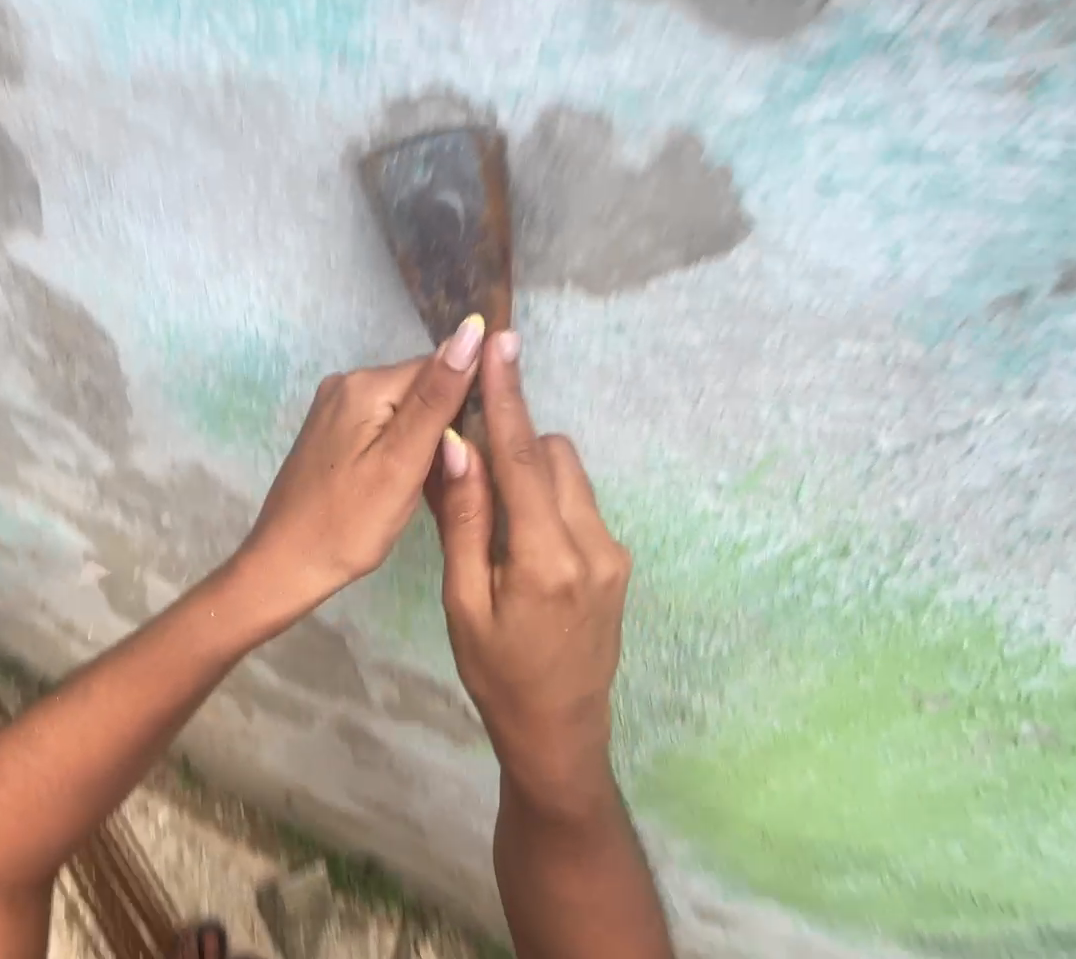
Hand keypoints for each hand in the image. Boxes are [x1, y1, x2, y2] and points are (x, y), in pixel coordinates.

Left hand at [238, 315, 486, 615]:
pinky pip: (383, 426)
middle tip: (455, 473)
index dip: (469, 404)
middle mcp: (347, 383)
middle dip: (446, 424)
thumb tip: (472, 329)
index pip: (442, 368)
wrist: (285, 564)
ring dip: (426, 438)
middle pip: (422, 387)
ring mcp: (335, 407)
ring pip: (405, 409)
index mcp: (366, 384)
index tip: (477, 447)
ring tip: (431, 483)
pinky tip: (403, 481)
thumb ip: (438, 396)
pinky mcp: (331, 431)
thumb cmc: (350, 523)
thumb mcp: (402, 462)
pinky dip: (401, 448)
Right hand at [424, 331, 631, 811]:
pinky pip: (577, 502)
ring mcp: (614, 552)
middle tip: (465, 467)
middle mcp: (594, 544)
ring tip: (491, 516)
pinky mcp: (619, 561)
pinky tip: (519, 540)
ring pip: (567, 474)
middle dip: (508, 444)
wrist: (559, 731)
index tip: (499, 343)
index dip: (507, 395)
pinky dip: (544, 498)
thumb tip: (456, 447)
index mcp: (547, 557)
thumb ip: (464, 521)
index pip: (521, 456)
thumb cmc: (495, 673)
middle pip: (549, 454)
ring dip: (527, 472)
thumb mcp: (463, 602)